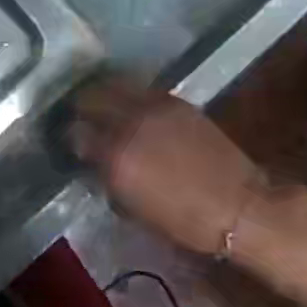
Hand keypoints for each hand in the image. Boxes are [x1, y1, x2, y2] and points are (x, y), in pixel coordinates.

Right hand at [69, 77, 264, 255]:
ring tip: (100, 104)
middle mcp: (130, 123)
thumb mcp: (132, 208)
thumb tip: (93, 161)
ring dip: (103, 93)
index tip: (69, 143)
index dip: (68, 138)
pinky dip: (129, 95)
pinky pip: (142, 90)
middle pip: (91, 98)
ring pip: (115, 85)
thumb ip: (107, 178)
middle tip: (77, 116)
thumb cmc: (182, 220)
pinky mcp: (177, 103)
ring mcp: (155, 108)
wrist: (238, 205)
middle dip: (80, 107)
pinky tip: (130, 106)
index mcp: (115, 156)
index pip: (75, 134)